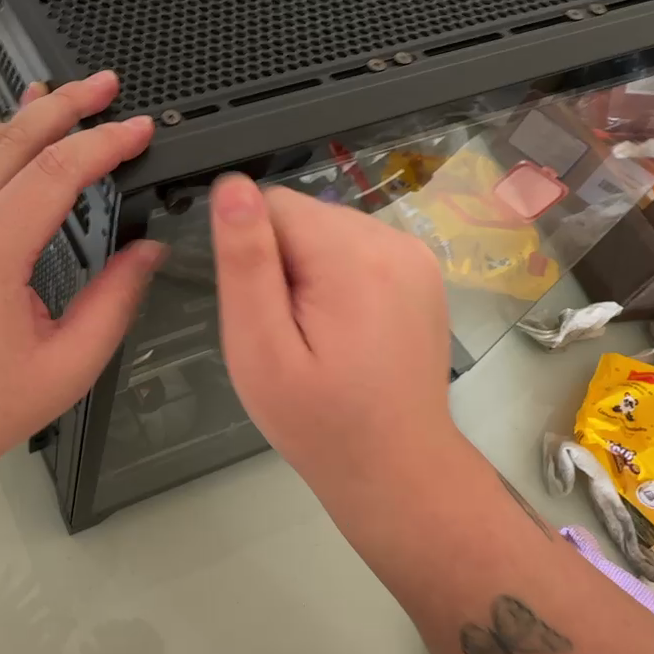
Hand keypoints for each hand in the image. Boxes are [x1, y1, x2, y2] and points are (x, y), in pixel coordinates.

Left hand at [0, 71, 164, 490]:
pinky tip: (1, 143)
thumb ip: (116, 301)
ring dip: (18, 119)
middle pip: (8, 142)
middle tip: (102, 84)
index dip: (103, 143)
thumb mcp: (68, 365)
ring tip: (55, 95)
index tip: (137, 128)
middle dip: (63, 106)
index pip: (53, 173)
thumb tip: (149, 252)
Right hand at [209, 174, 468, 531]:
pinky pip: (357, 249)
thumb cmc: (318, 419)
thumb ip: (246, 264)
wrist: (394, 466)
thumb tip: (231, 187)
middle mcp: (393, 240)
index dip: (251, 253)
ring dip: (309, 270)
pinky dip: (338, 277)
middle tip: (284, 331)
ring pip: (328, 230)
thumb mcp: (261, 348)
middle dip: (281, 262)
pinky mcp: (422, 272)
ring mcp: (415, 255)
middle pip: (303, 215)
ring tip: (314, 334)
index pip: (272, 204)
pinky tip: (341, 329)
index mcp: (352, 256)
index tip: (260, 310)